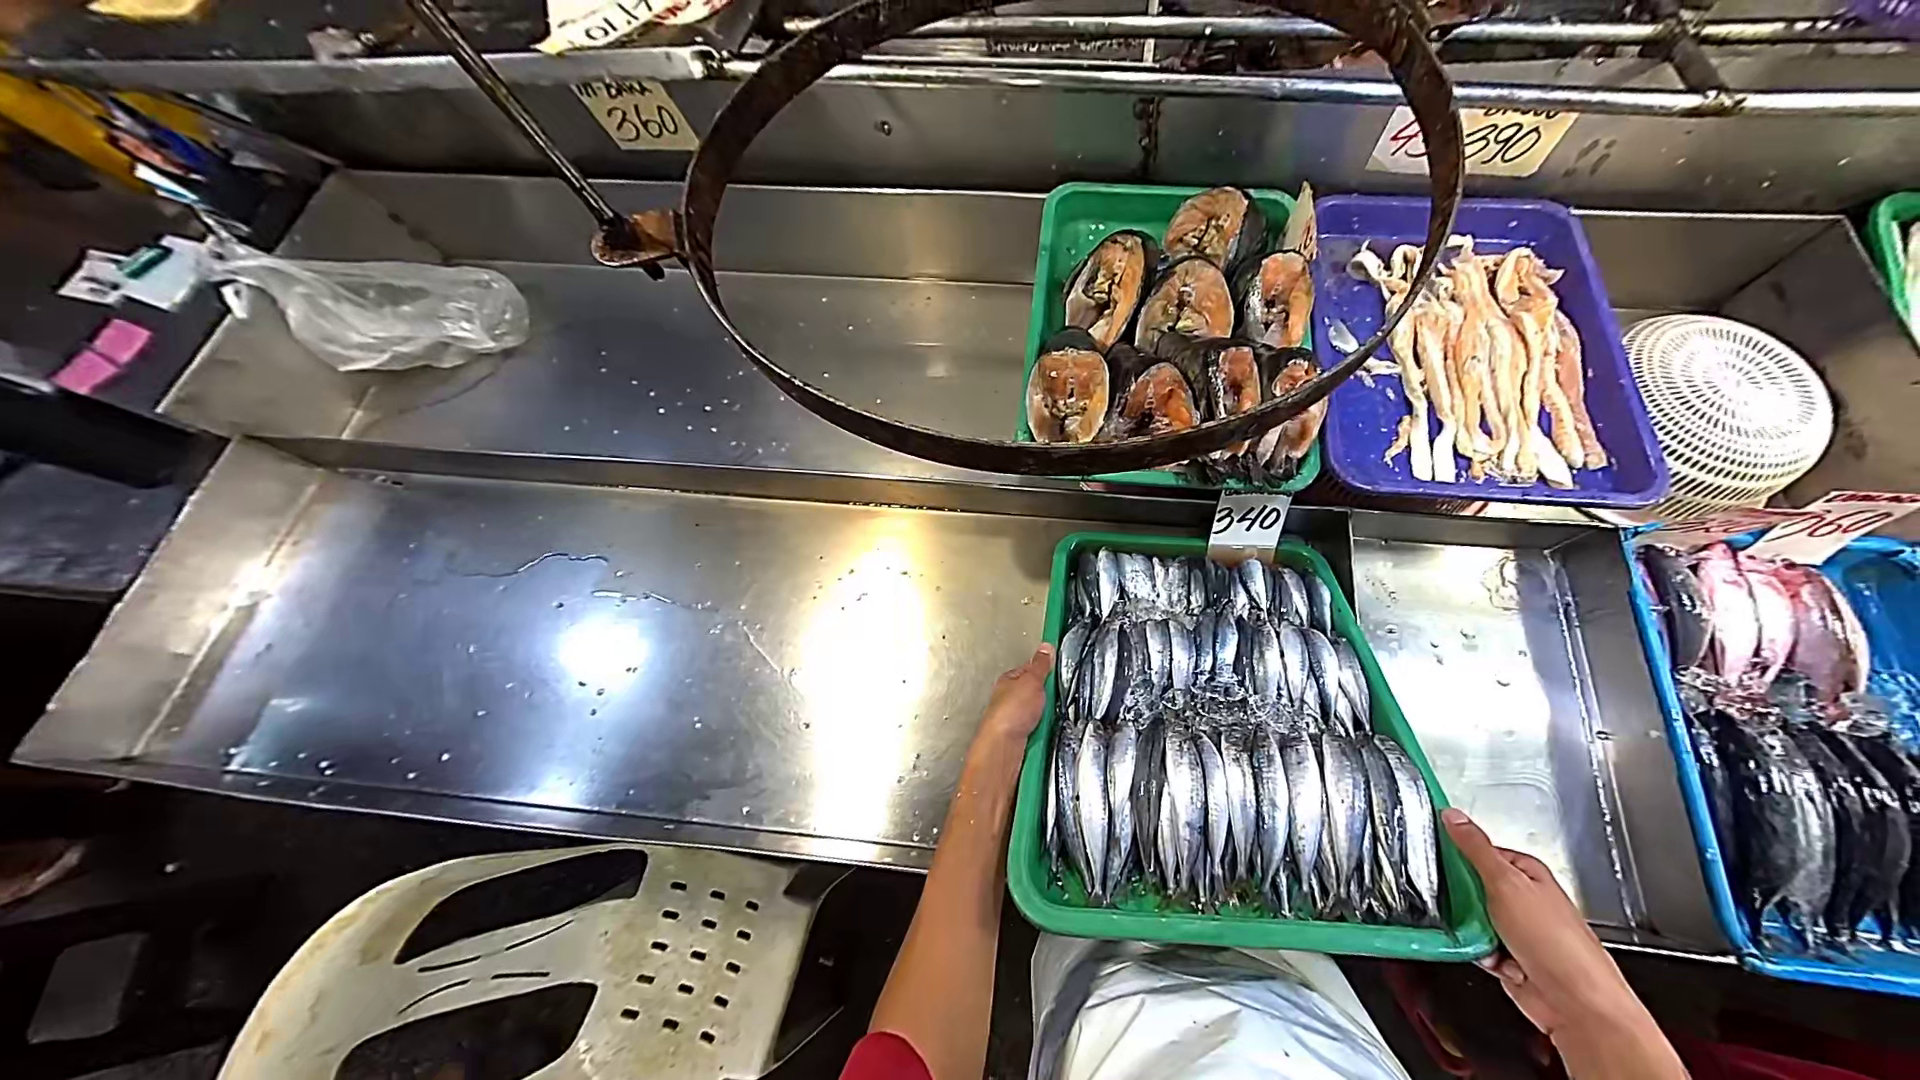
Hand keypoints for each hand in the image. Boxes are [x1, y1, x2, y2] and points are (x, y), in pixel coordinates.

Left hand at [972, 644, 1053, 750]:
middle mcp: (1012, 699)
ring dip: (1049, 716)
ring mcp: (1017, 718)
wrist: (1003, 746)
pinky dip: (1046, 730)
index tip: (1058, 671)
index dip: (1046, 670)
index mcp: (1010, 681)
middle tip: (1053, 699)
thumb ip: (1040, 665)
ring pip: (1042, 712)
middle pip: (1039, 693)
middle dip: (1049, 697)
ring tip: (1049, 718)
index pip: (1032, 668)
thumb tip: (1046, 648)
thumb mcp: (1031, 681)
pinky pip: (1042, 729)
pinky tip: (1046, 731)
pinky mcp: (1023, 735)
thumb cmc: (1009, 712)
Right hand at [1441, 808, 1650, 1038]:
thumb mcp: (1506, 883)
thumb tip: (1452, 816)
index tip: (1439, 858)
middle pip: (1468, 883)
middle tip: (1463, 902)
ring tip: (1482, 935)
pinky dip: (1477, 949)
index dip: (1455, 853)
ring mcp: (1515, 928)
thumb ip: (1475, 848)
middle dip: (1459, 896)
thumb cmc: (1557, 944)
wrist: (1578, 1006)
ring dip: (1468, 926)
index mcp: (1525, 872)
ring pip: (1466, 914)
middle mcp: (1521, 898)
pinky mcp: (1507, 954)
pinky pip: (1472, 941)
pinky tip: (1493, 957)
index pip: (1478, 849)